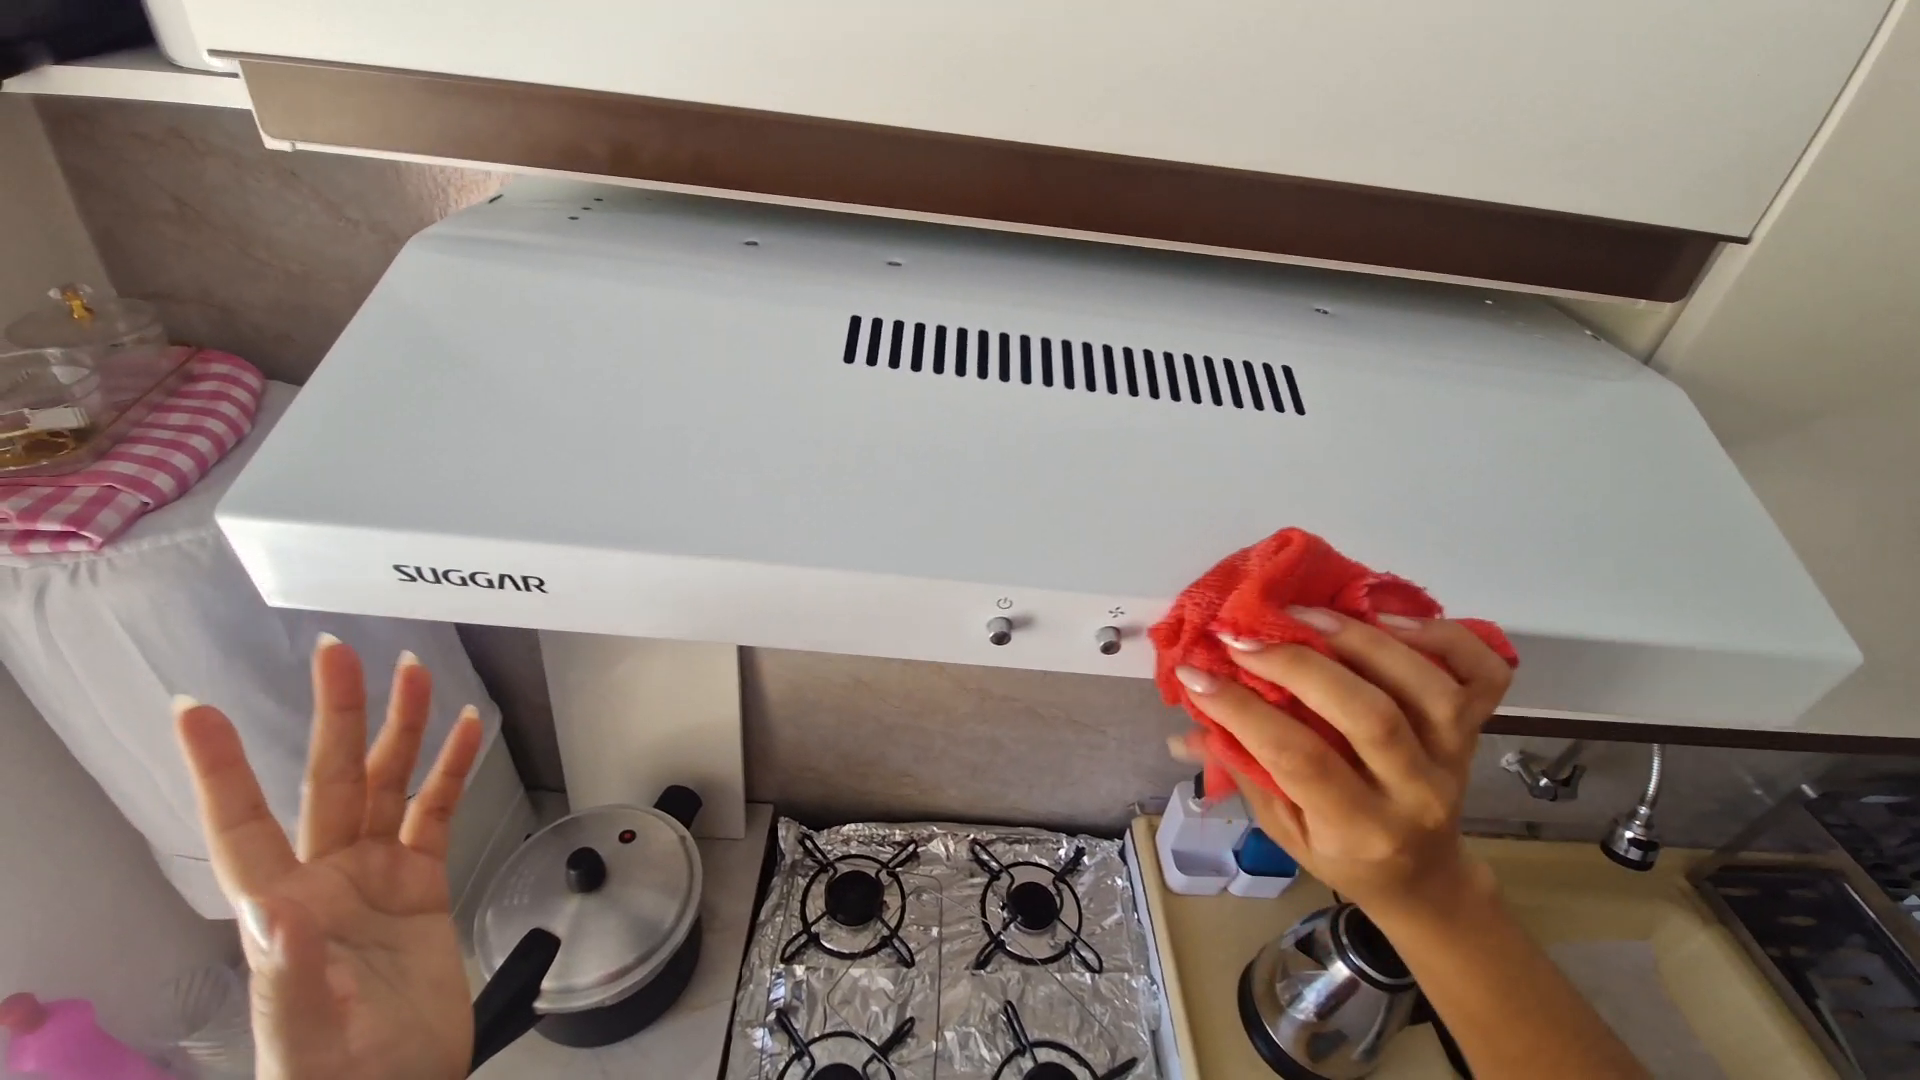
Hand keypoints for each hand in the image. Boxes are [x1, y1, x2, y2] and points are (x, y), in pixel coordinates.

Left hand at [174, 635, 483, 1079]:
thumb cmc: (346, 1074)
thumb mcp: (309, 1043)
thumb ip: (293, 975)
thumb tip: (278, 907)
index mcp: (284, 910)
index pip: (243, 825)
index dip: (219, 767)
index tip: (195, 707)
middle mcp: (326, 877)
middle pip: (329, 781)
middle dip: (335, 716)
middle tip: (340, 654)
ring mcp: (377, 875)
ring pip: (389, 784)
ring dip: (402, 728)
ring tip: (415, 673)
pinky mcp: (425, 880)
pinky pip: (438, 812)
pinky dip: (454, 770)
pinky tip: (468, 731)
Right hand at [1171, 608, 1511, 923]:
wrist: (1425, 877)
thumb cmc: (1341, 854)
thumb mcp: (1282, 828)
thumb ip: (1241, 771)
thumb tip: (1182, 730)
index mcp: (1359, 827)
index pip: (1297, 757)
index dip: (1240, 709)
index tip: (1195, 672)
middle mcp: (1415, 792)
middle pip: (1367, 715)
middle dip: (1295, 665)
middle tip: (1242, 637)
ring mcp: (1454, 757)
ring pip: (1425, 688)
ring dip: (1361, 640)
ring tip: (1306, 615)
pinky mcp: (1478, 728)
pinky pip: (1482, 673)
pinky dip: (1442, 636)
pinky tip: (1388, 619)